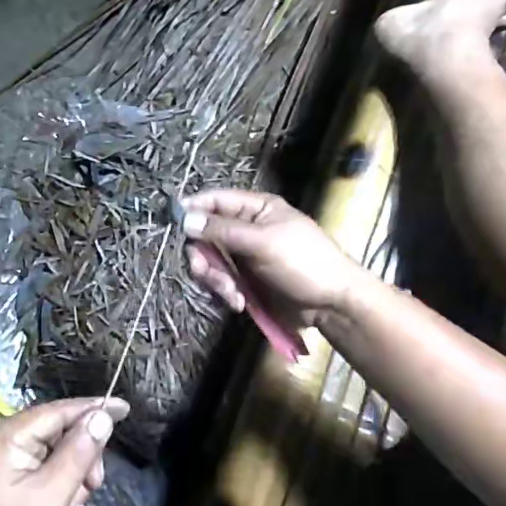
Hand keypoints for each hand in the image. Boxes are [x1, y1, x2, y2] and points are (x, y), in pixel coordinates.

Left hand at [0, 396, 127, 505]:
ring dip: (76, 477)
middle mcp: (9, 438)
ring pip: (62, 451)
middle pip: (63, 429)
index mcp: (10, 435)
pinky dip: (65, 487)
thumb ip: (79, 452)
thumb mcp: (52, 496)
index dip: (94, 408)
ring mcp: (10, 458)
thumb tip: (103, 415)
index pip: (61, 410)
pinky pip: (52, 468)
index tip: (125, 409)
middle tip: (94, 485)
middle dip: (84, 457)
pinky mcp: (15, 477)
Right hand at [180, 189, 368, 326]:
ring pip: (210, 261)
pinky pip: (221, 281)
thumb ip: (223, 230)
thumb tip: (185, 218)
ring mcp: (245, 255)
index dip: (193, 208)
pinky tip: (240, 303)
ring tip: (232, 294)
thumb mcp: (263, 242)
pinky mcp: (246, 280)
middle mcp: (247, 228)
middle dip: (205, 257)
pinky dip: (226, 292)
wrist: (332, 305)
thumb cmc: (303, 262)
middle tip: (208, 274)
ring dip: (216, 279)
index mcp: (256, 209)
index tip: (173, 222)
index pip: (215, 200)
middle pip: (206, 234)